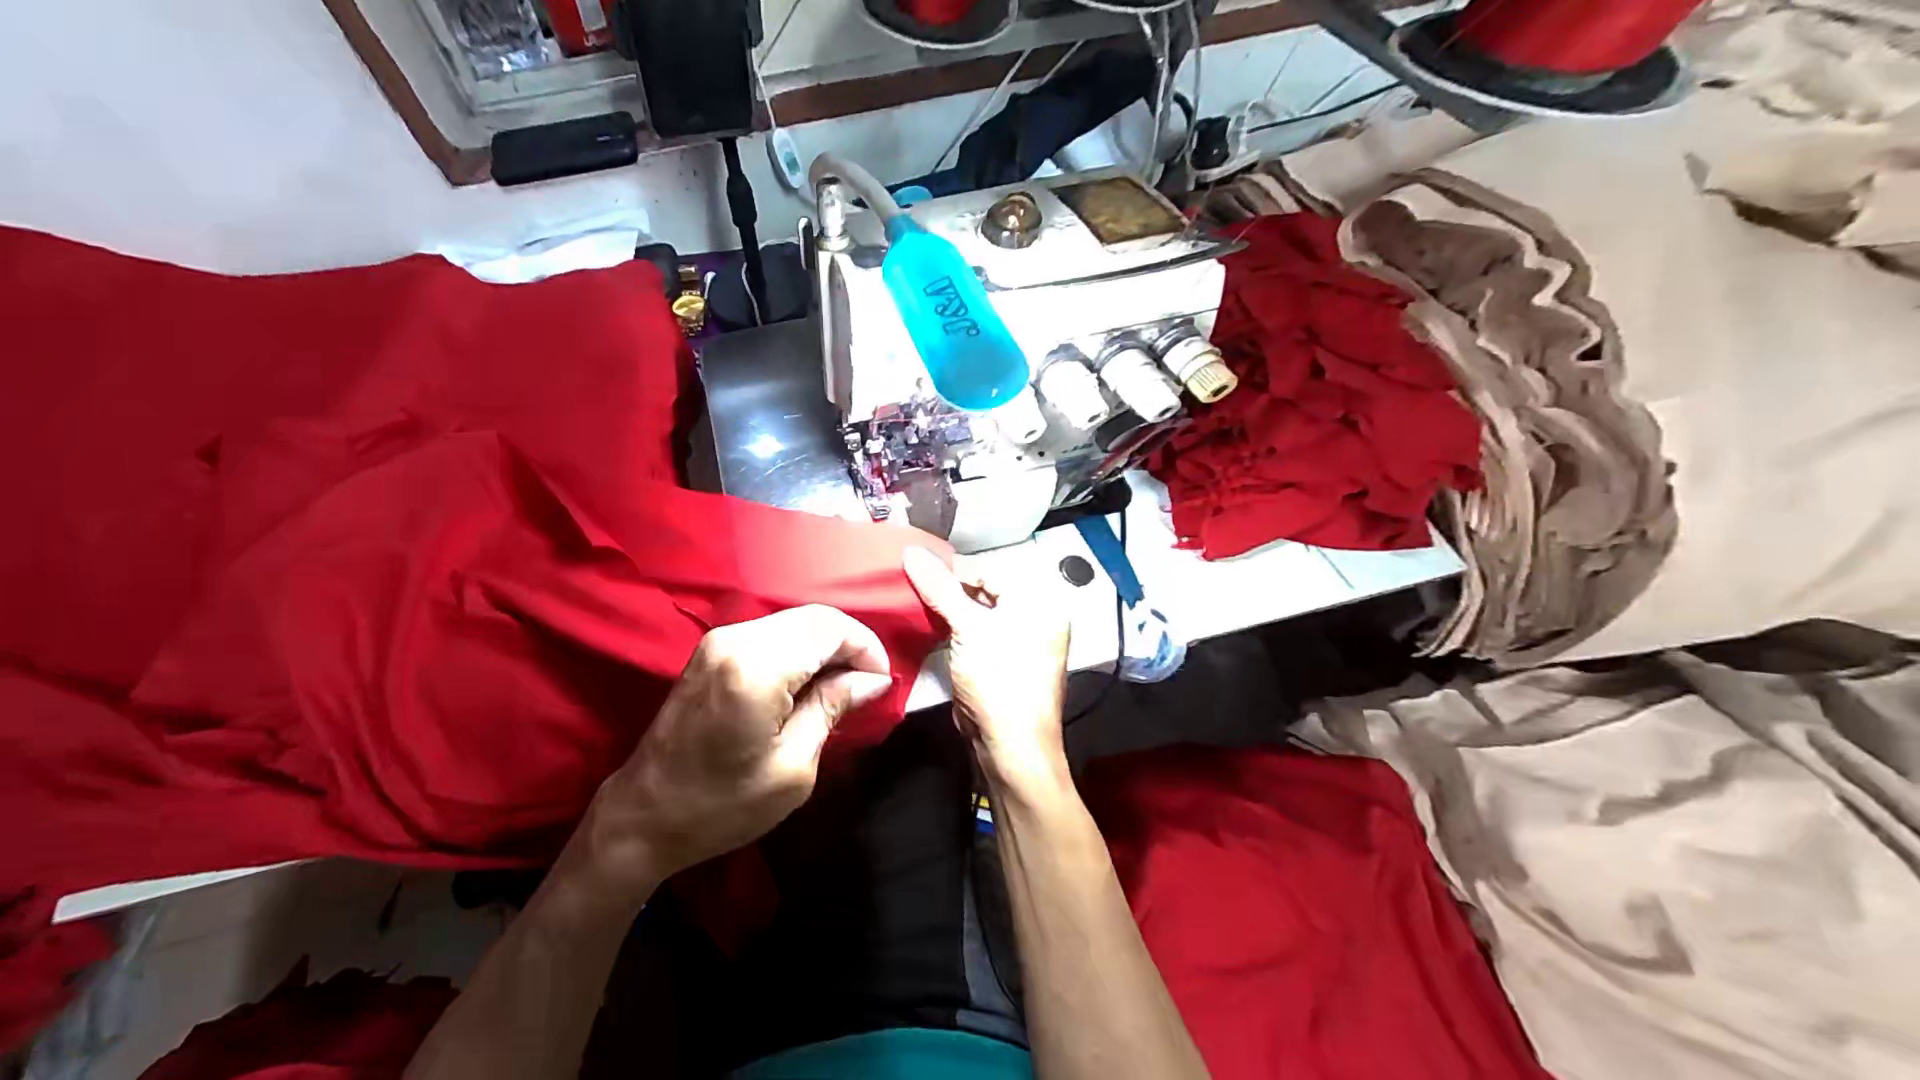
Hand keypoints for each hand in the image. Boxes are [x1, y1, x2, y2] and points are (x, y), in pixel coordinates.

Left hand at [572, 605, 894, 899]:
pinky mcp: (712, 649)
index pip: (830, 629)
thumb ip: (832, 707)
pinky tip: (811, 681)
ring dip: (827, 646)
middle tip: (868, 685)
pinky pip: (774, 633)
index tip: (882, 684)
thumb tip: (872, 680)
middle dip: (850, 645)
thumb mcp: (792, 768)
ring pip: (796, 621)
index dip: (867, 649)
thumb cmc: (721, 805)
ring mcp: (719, 640)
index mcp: (755, 668)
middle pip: (814, 618)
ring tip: (844, 686)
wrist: (644, 817)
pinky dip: (802, 649)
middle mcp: (735, 639)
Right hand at [902, 547, 1070, 794]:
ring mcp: (1016, 646)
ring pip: (975, 615)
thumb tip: (912, 552)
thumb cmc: (1000, 683)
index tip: (918, 568)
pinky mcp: (998, 667)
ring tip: (912, 601)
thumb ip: (941, 589)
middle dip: (948, 589)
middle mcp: (1033, 621)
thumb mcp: (969, 629)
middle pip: (983, 592)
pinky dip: (950, 632)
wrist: (1009, 749)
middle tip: (910, 583)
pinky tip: (925, 627)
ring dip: (946, 610)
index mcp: (1040, 605)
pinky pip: (972, 638)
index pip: (991, 572)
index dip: (954, 570)